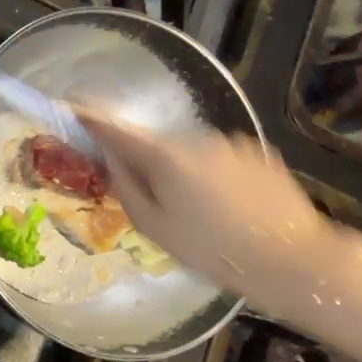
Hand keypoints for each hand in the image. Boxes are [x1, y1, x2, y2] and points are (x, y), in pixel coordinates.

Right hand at [81, 115, 344, 315]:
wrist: (288, 257)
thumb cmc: (208, 247)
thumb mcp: (151, 225)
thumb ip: (125, 186)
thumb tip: (112, 161)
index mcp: (168, 156)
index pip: (118, 129)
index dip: (93, 117)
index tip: (73, 104)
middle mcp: (200, 139)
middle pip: (157, 145)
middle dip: (145, 163)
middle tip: (147, 201)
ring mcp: (234, 144)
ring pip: (189, 154)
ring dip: (179, 173)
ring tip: (191, 212)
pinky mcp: (259, 155)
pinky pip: (218, 161)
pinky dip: (209, 177)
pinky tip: (219, 208)